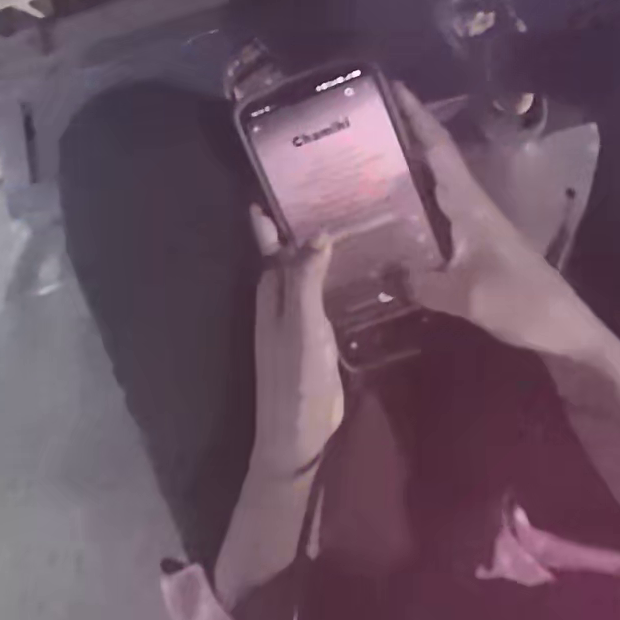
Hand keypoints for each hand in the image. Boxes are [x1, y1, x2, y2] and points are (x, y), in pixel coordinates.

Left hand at [248, 207, 344, 475]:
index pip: (268, 244)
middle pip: (286, 253)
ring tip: (344, 218)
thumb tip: (317, 231)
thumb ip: (306, 278)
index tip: (282, 184)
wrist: (298, 434)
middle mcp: (280, 298)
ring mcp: (297, 316)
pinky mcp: (314, 332)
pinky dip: (329, 272)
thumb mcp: (301, 323)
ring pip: (303, 270)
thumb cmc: (296, 376)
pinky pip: (319, 290)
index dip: (270, 218)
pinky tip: (351, 266)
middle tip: (327, 189)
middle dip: (297, 224)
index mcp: (271, 291)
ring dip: (315, 247)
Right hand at [392, 84, 604, 359]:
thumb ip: (420, 283)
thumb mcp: (466, 296)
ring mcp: (474, 222)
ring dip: (408, 165)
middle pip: (435, 158)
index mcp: (470, 203)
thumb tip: (378, 273)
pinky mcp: (475, 241)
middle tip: (362, 124)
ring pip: (436, 183)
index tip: (394, 88)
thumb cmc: (520, 302)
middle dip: (405, 134)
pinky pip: (437, 209)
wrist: (563, 328)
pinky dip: (414, 200)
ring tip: (367, 159)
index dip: (418, 117)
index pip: (440, 149)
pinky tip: (391, 212)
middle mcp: (471, 204)